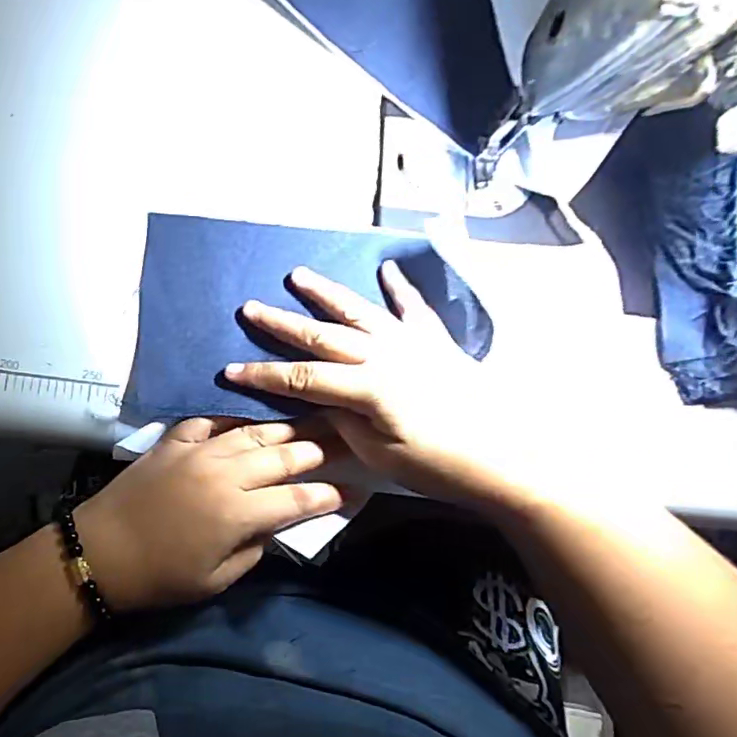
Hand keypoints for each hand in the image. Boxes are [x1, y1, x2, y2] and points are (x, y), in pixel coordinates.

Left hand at [74, 419, 343, 611]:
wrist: (100, 552)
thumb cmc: (160, 577)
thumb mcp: (216, 579)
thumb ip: (254, 548)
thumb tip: (274, 524)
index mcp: (239, 513)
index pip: (298, 499)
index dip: (328, 496)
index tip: (350, 492)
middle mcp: (226, 474)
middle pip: (283, 456)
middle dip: (316, 451)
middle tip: (340, 443)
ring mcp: (197, 452)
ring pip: (252, 432)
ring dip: (283, 429)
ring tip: (306, 424)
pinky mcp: (173, 442)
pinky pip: (210, 421)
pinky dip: (232, 419)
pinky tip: (247, 419)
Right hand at [223, 264, 544, 513]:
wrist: (505, 458)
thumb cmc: (438, 466)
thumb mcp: (380, 454)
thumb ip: (345, 422)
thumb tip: (324, 402)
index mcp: (367, 388)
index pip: (302, 379)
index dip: (264, 377)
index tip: (230, 371)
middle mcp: (385, 355)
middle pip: (323, 335)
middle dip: (281, 324)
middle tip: (250, 308)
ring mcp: (412, 343)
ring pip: (360, 311)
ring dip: (326, 294)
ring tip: (298, 275)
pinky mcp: (437, 343)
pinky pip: (414, 309)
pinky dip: (400, 288)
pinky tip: (388, 270)